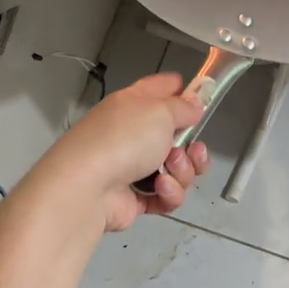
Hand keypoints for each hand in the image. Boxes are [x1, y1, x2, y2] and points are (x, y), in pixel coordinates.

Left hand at [36, 72, 213, 231]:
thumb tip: (194, 103)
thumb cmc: (124, 139)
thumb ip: (183, 107)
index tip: (200, 96)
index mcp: (134, 105)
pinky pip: (166, 196)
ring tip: (167, 171)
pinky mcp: (136, 198)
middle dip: (192, 147)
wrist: (88, 187)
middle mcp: (133, 134)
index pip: (159, 89)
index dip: (180, 90)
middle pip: (177, 138)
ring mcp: (134, 168)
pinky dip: (169, 194)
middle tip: (192, 150)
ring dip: (182, 172)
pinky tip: (161, 189)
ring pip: (177, 170)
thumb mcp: (160, 111)